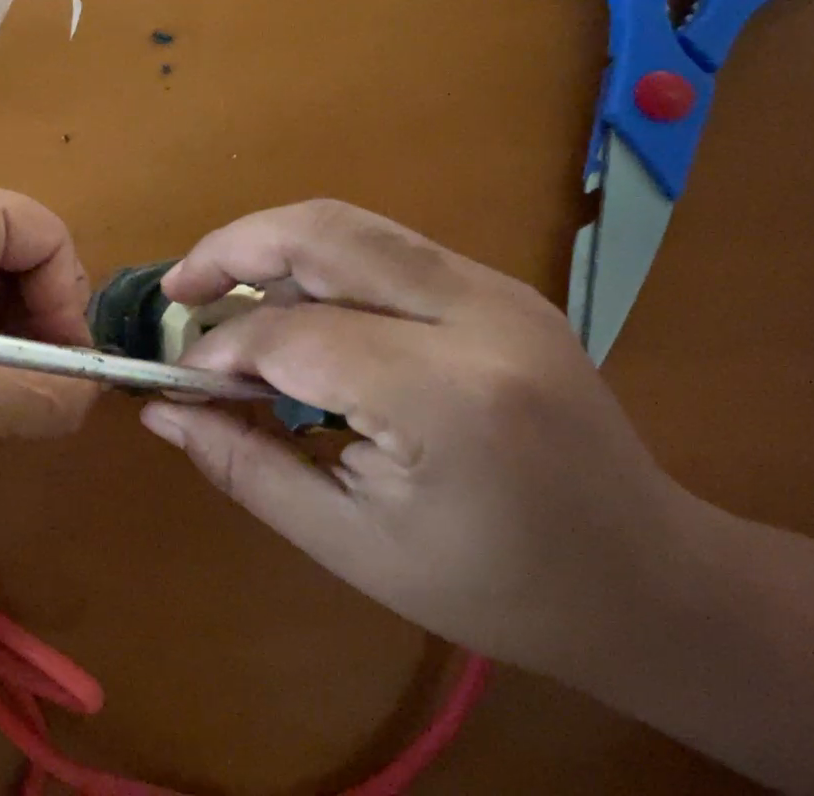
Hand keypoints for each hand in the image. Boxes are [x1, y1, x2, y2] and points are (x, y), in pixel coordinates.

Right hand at [140, 200, 700, 669]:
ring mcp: (500, 291)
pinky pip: (384, 248)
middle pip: (324, 234)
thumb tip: (161, 410)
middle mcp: (479, 317)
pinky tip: (289, 308)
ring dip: (270, 247)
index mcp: (447, 398)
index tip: (181, 386)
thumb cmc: (496, 586)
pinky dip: (316, 264)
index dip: (218, 353)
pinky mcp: (501, 288)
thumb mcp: (351, 544)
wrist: (652, 579)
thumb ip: (245, 465)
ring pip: (352, 226)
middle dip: (230, 249)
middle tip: (178, 291)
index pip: (293, 336)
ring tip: (217, 292)